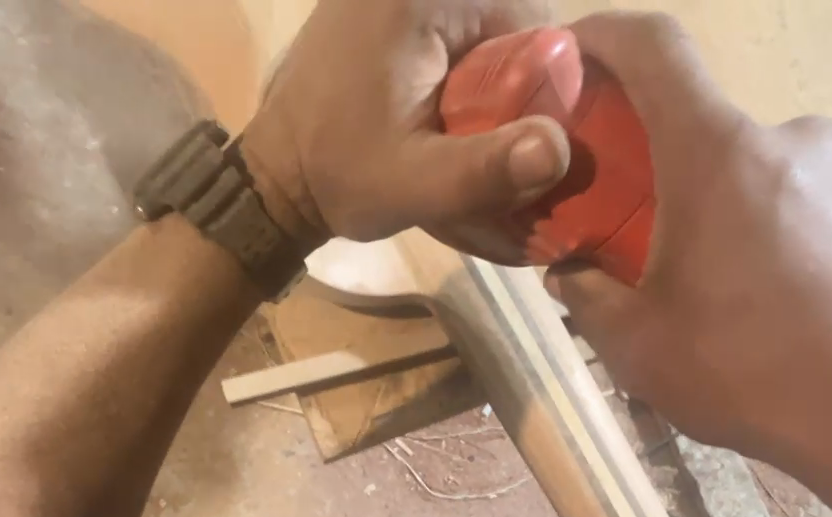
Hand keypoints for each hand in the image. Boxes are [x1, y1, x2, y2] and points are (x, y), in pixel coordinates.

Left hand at [241, 0, 572, 247]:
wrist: (273, 180)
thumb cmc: (339, 179)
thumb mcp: (416, 184)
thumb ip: (486, 170)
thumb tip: (559, 149)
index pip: (526, 18)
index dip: (540, 82)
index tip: (524, 136)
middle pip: (500, 22)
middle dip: (509, 84)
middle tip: (491, 145)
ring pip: (472, 31)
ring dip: (480, 82)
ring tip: (462, 136)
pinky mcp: (373, 12)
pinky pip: (441, 34)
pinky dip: (451, 74)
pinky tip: (438, 116)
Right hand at [547, 14, 831, 482]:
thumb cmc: (747, 373)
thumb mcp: (638, 347)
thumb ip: (588, 297)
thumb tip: (568, 273)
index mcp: (717, 155)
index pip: (656, 48)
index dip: (605, 36)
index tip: (571, 53)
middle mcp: (788, 137)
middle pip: (704, 128)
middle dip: (659, 173)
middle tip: (639, 244)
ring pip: (755, 171)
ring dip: (719, 211)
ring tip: (712, 291)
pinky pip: (804, 198)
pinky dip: (769, 230)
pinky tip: (771, 302)